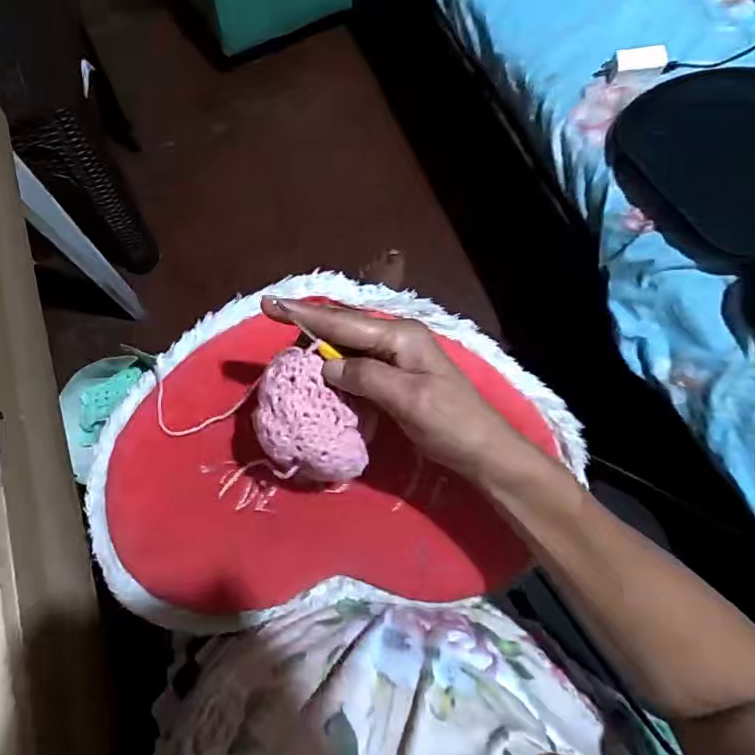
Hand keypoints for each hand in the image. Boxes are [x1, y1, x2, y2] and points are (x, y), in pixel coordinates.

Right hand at [261, 296, 547, 483]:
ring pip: (346, 340)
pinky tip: (316, 364)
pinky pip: (354, 360)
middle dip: (307, 319)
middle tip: (271, 316)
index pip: (343, 321)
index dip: (304, 313)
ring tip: (287, 339)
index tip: (269, 304)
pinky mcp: (393, 374)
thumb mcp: (409, 400)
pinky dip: (332, 360)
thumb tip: (326, 364)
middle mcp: (396, 337)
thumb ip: (366, 377)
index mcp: (400, 336)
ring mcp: (396, 354)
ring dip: (317, 339)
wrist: (484, 450)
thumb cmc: (452, 424)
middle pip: (342, 323)